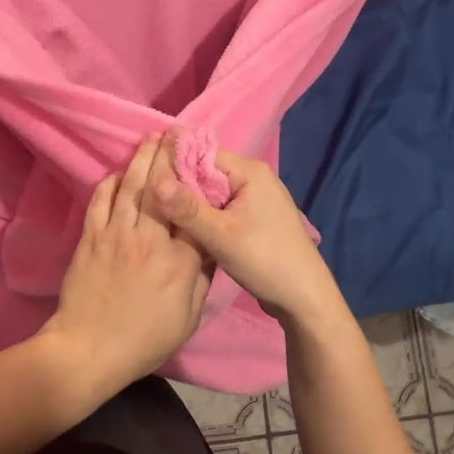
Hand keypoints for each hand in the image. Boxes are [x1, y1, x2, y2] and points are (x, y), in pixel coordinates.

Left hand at [38, 138, 213, 398]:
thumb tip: (210, 247)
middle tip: (177, 132)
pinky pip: (101, 201)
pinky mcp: (91, 237)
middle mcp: (150, 240)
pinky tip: (120, 172)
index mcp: (179, 262)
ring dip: (142, 159)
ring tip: (152, 138)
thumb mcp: (188, 317)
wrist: (90, 349)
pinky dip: (111, 182)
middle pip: (163, 189)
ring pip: (133, 186)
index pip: (194, 213)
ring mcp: (117, 234)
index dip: (200, 183)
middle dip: (170, 156)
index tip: (205, 161)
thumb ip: (201, 279)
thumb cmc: (145, 340)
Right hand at [151, 141, 342, 325]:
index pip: (202, 155)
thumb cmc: (265, 261)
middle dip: (182, 188)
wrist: (305, 299)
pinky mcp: (257, 218)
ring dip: (194, 205)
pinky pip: (224, 208)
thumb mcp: (221, 235)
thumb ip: (187, 208)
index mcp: (250, 170)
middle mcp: (255, 177)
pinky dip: (208, 217)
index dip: (175, 166)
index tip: (148, 181)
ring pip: (214, 193)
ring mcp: (258, 198)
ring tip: (166, 218)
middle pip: (207, 172)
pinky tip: (190, 231)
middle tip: (152, 203)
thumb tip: (154, 180)